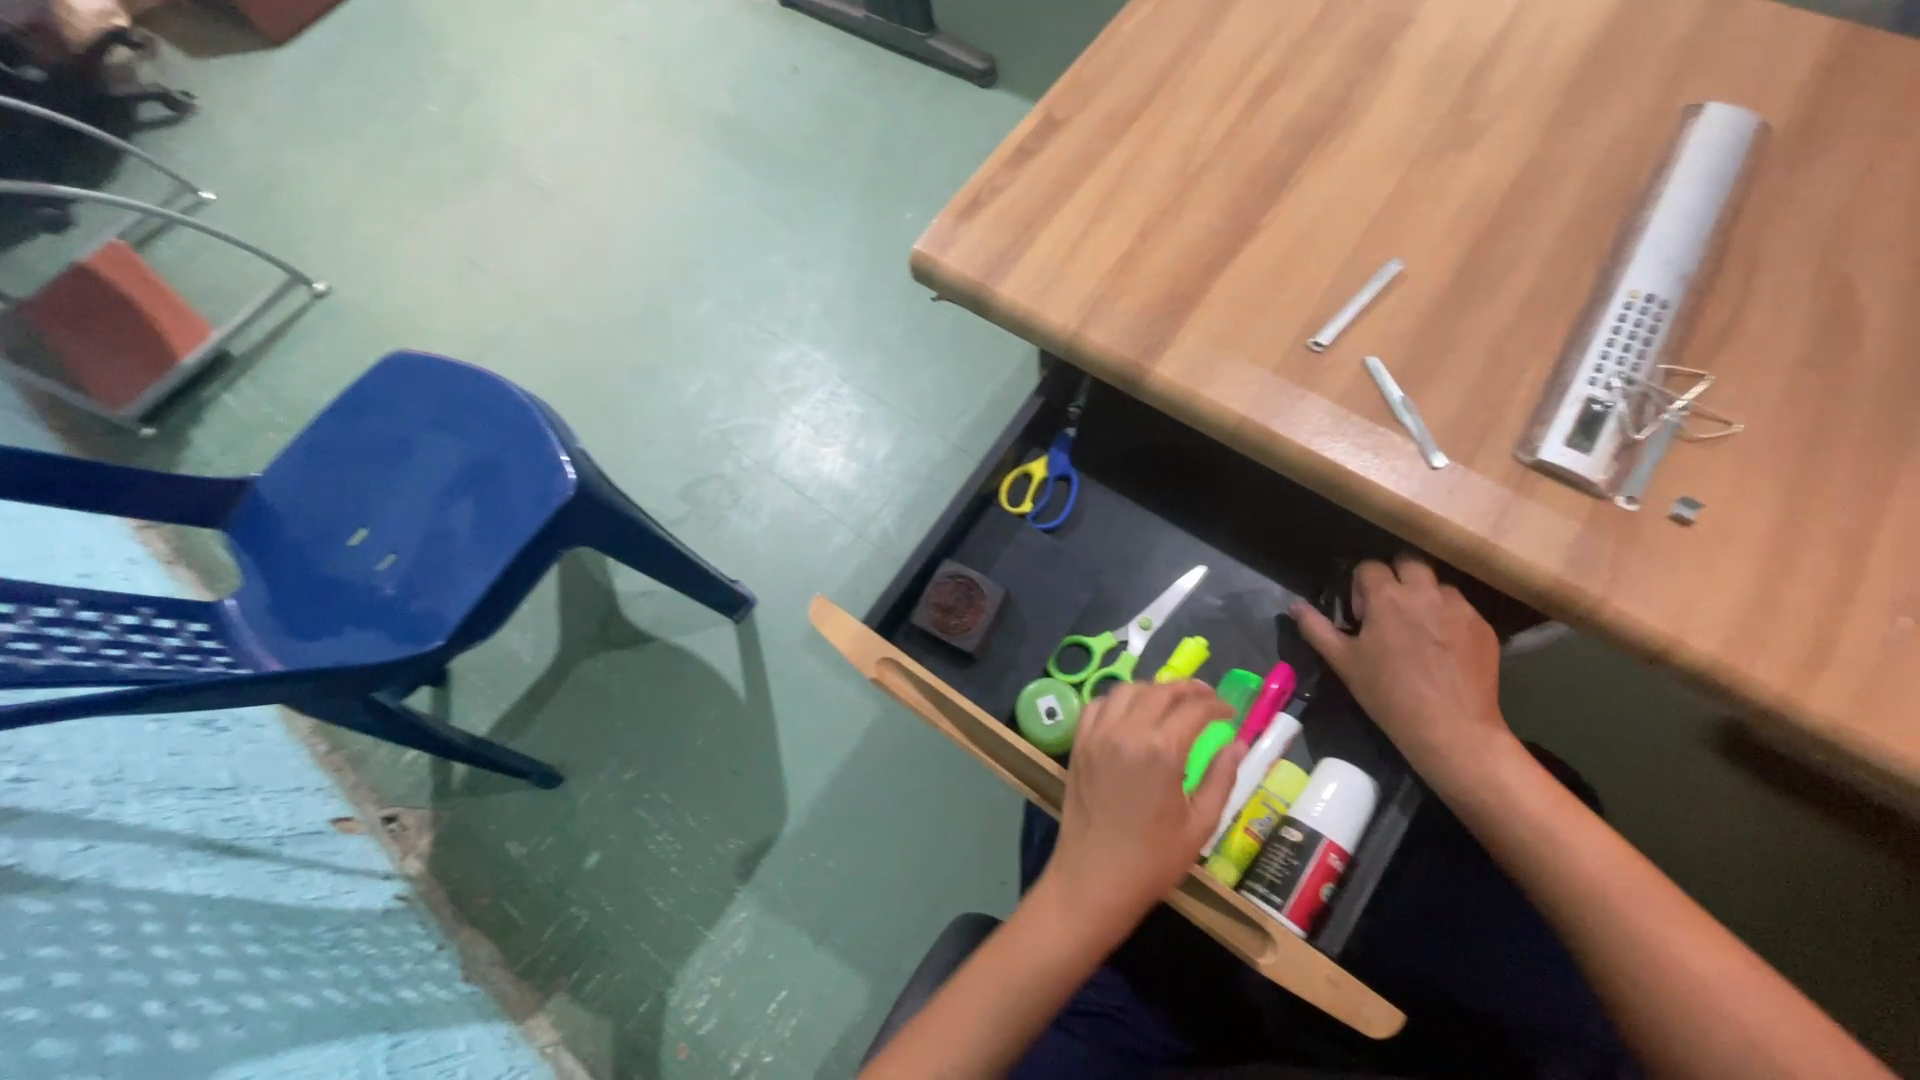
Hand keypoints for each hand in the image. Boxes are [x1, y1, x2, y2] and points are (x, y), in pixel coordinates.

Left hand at [1042, 681, 1245, 931]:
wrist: (1094, 880)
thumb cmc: (1153, 860)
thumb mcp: (1199, 824)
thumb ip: (1221, 778)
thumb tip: (1237, 745)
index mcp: (1161, 751)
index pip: (1194, 710)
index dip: (1217, 705)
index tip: (1230, 712)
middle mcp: (1126, 732)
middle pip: (1161, 691)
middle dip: (1188, 689)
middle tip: (1206, 699)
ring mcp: (1097, 736)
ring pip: (1126, 690)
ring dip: (1153, 689)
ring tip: (1171, 702)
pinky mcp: (1079, 745)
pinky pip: (1096, 706)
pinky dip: (1117, 700)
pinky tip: (1131, 713)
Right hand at [1290, 556, 1513, 790]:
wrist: (1451, 727)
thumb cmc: (1388, 694)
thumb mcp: (1343, 662)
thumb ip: (1316, 628)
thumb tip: (1294, 605)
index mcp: (1387, 597)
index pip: (1369, 567)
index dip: (1360, 587)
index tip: (1361, 615)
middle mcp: (1426, 592)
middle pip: (1409, 562)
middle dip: (1396, 577)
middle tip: (1390, 610)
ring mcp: (1460, 608)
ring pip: (1438, 585)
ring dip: (1425, 597)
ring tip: (1419, 631)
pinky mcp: (1483, 627)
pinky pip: (1462, 609)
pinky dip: (1449, 619)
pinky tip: (1443, 650)